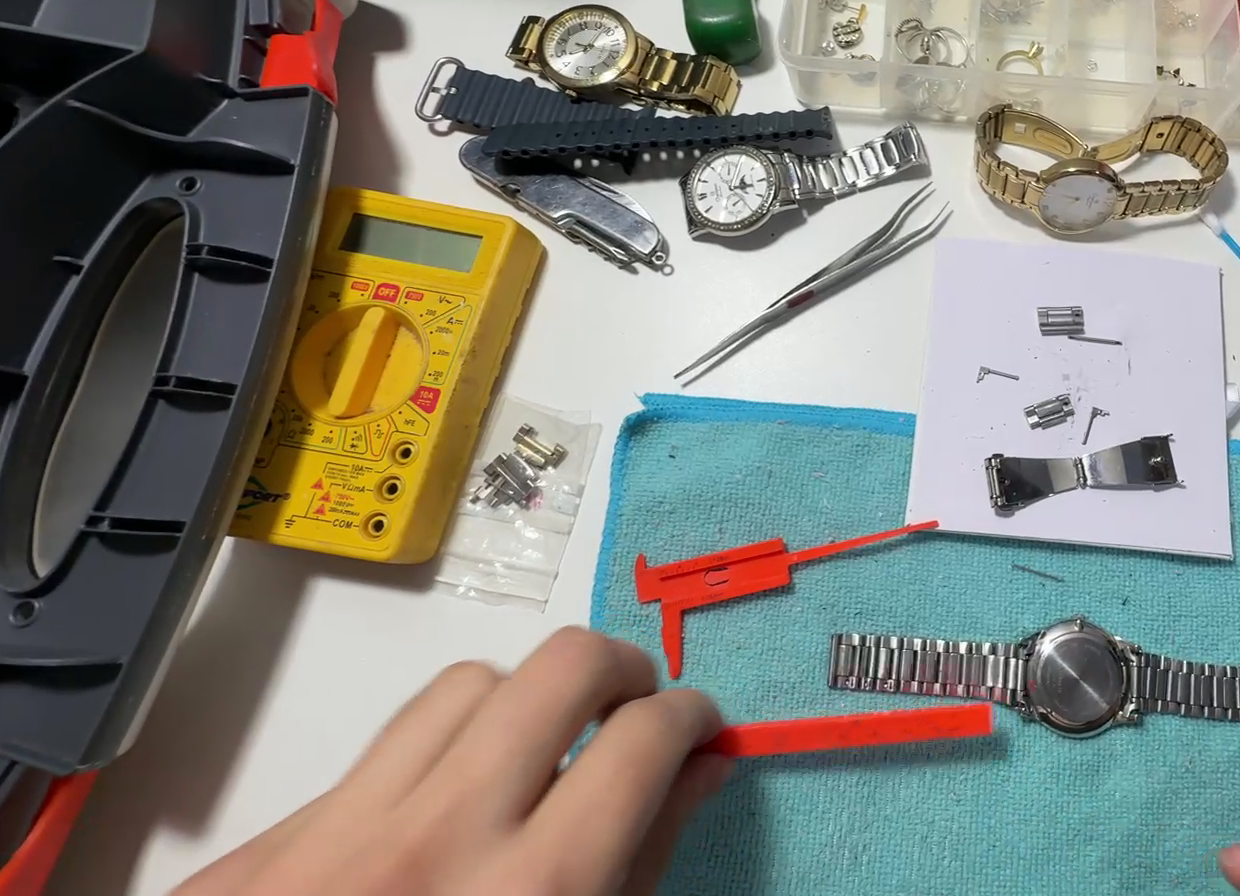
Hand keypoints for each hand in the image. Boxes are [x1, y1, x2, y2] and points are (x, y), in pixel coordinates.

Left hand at [177, 627, 726, 895]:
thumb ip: (649, 855)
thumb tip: (704, 759)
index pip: (645, 737)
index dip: (691, 715)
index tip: (694, 726)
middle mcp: (431, 849)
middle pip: (562, 665)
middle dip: (622, 669)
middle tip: (629, 709)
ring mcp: (321, 847)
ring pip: (466, 685)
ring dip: (522, 707)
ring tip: (527, 762)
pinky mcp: (243, 864)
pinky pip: (374, 759)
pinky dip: (431, 769)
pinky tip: (427, 833)